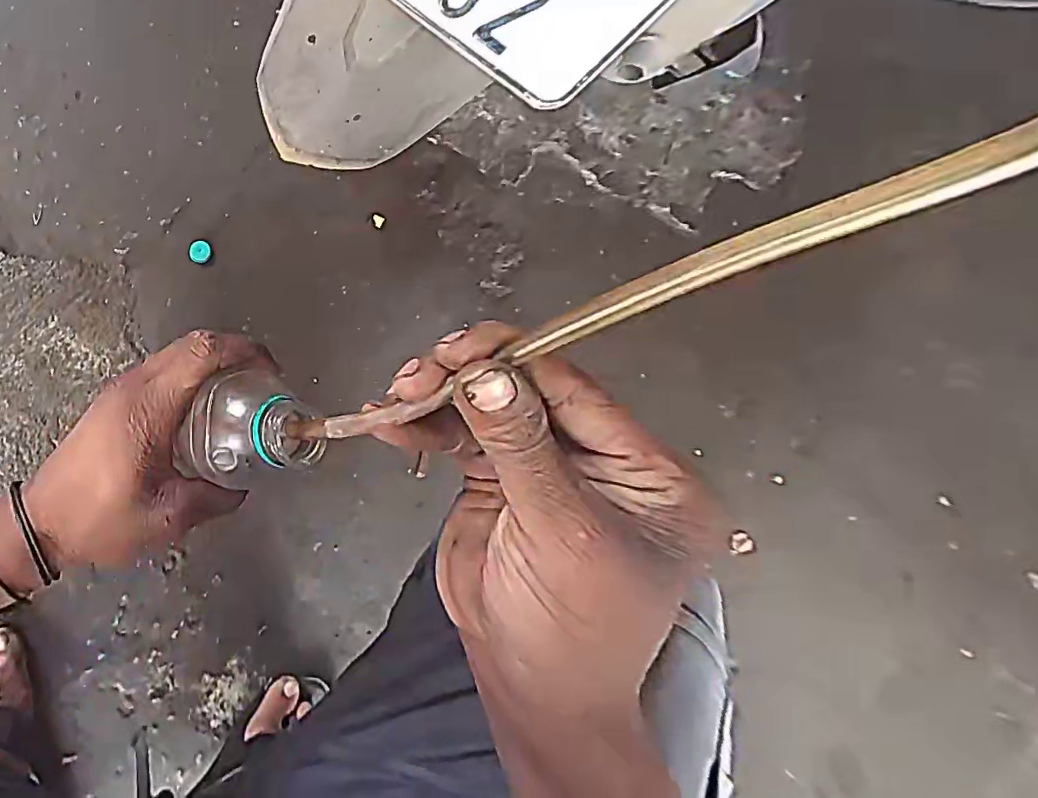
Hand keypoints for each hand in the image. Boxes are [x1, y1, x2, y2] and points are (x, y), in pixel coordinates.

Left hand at [24, 330, 272, 571]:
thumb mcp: (164, 517)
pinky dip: (190, 375)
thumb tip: (239, 488)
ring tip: (238, 393)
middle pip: (191, 344)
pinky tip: (203, 408)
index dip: (242, 350)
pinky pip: (161, 370)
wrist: (40, 521)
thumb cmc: (98, 519)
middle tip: (261, 380)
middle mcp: (133, 385)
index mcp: (147, 405)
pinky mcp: (113, 399)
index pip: (200, 352)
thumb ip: (210, 499)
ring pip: (175, 354)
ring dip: (210, 362)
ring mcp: (120, 388)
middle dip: (233, 352)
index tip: (269, 370)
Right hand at [375, 323, 723, 725]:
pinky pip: (456, 435)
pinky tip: (392, 423)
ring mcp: (540, 464)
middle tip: (423, 373)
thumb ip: (519, 446)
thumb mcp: (557, 530)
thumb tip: (485, 376)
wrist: (526, 682)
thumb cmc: (571, 624)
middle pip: (523, 389)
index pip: (575, 392)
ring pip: (484, 405)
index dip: (516, 364)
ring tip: (400, 398)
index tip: (463, 354)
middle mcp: (594, 457)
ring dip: (436, 396)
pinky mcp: (495, 475)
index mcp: (645, 471)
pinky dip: (421, 426)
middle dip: (467, 376)